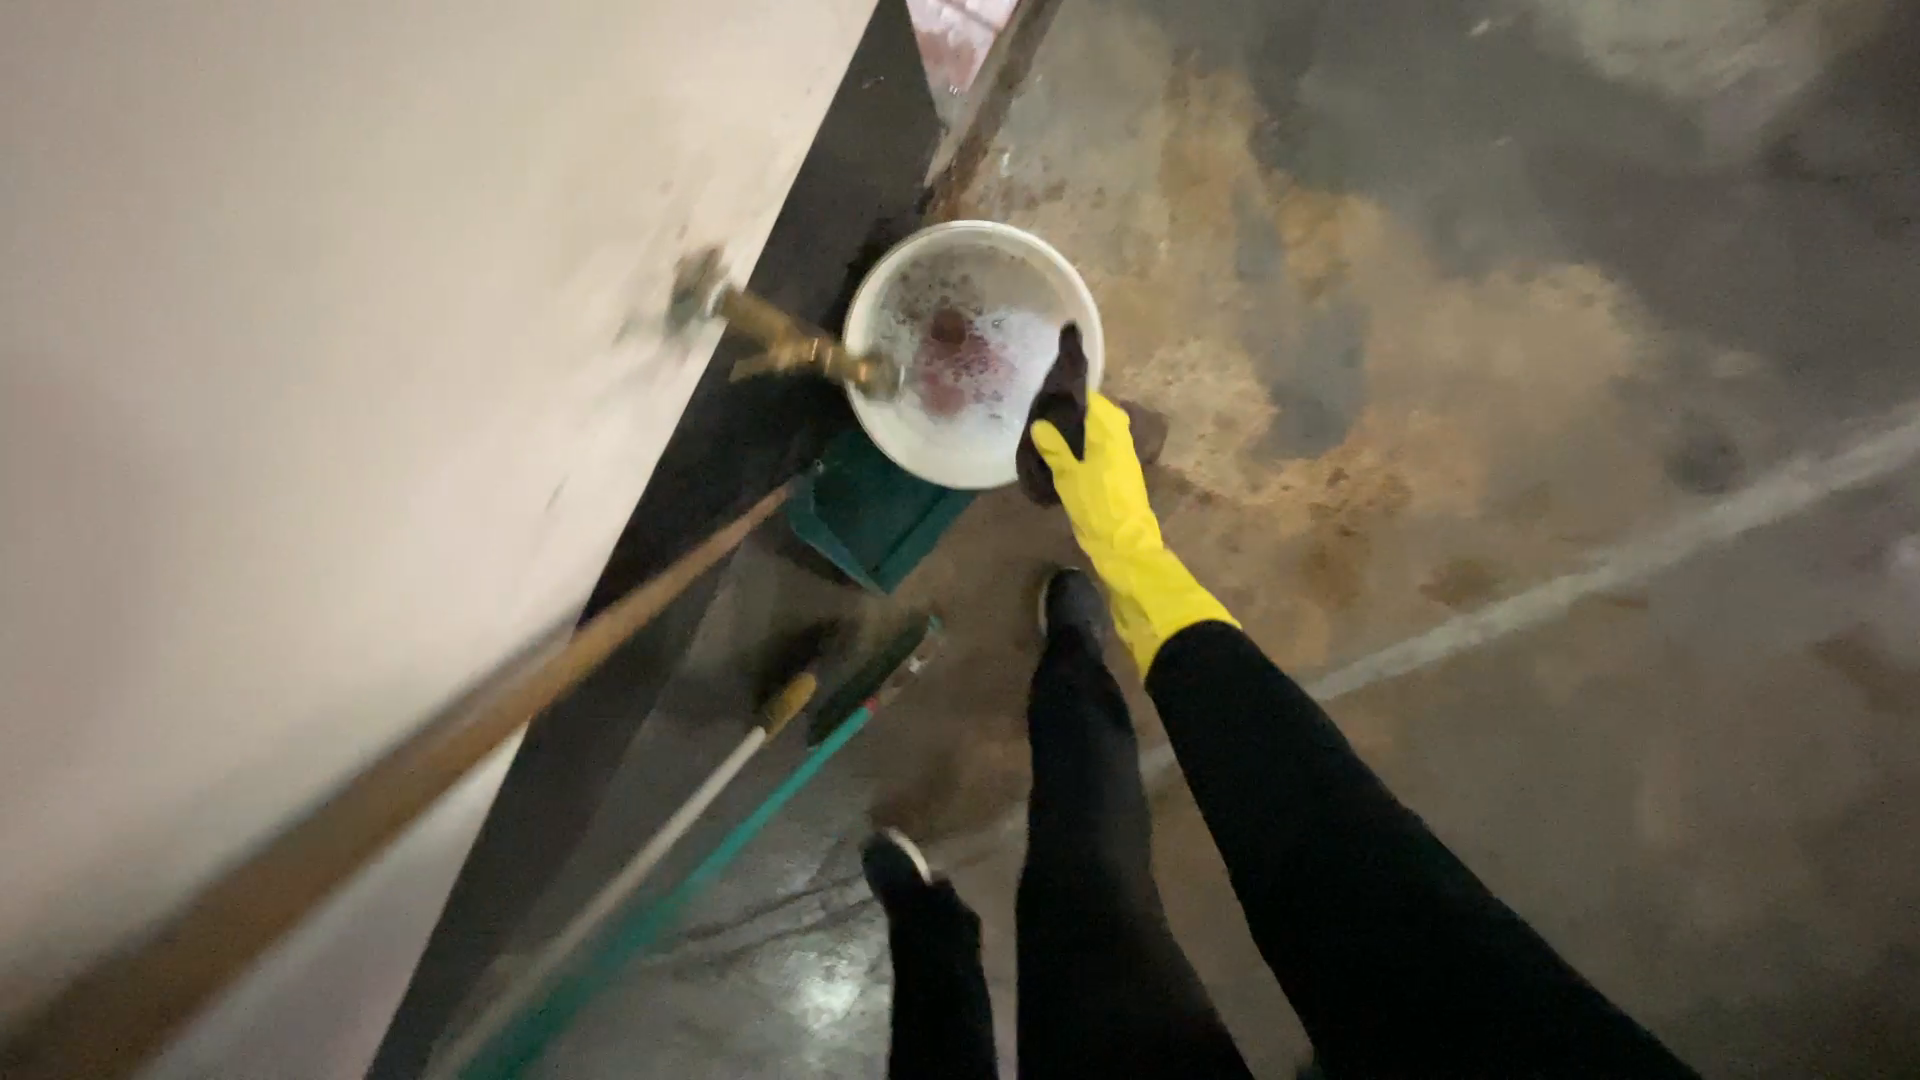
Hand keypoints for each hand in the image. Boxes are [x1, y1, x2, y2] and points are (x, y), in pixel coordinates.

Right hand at [1029, 395, 1237, 671]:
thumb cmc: (1098, 508)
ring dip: (1080, 430)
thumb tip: (1040, 424)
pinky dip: (1085, 446)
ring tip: (1048, 430)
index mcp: (1110, 433)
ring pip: (1101, 432)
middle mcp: (1122, 439)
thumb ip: (1054, 449)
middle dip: (1075, 410)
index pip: (1094, 399)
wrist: (1126, 548)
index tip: (1047, 391)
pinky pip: (1102, 449)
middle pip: (1099, 414)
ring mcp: (1124, 458)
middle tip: (1043, 411)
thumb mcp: (1068, 478)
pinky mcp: (1122, 475)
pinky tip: (1065, 454)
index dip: (1072, 393)